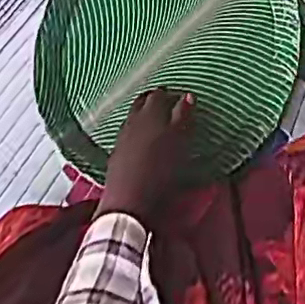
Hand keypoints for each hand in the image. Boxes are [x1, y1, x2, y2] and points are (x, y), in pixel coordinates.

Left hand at [98, 88, 194, 222]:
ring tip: (159, 117)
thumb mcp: (178, 148)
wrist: (127, 207)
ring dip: (148, 107)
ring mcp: (124, 132)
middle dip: (162, 97)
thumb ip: (183, 118)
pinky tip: (143, 134)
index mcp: (153, 116)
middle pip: (149, 98)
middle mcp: (137, 120)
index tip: (187, 100)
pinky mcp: (117, 147)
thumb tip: (187, 96)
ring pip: (137, 109)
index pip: (166, 96)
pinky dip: (138, 122)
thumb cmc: (159, 179)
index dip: (179, 97)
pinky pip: (129, 124)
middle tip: (173, 104)